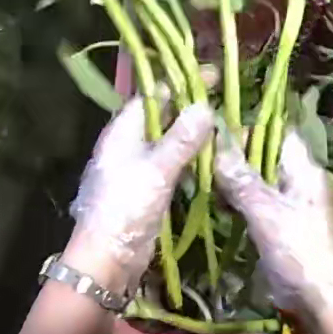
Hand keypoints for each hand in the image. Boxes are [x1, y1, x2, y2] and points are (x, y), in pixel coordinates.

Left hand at [64, 96, 213, 292]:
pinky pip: (171, 164)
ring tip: (225, 127)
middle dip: (191, 107)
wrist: (107, 258)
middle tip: (225, 101)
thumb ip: (181, 139)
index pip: (154, 95)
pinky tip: (210, 160)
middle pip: (162, 116)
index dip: (181, 82)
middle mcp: (129, 143)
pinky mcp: (147, 188)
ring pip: (169, 141)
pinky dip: (190, 159)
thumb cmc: (126, 207)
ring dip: (193, 135)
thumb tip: (205, 107)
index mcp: (123, 130)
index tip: (213, 75)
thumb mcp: (157, 169)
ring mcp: (137, 166)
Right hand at [213, 127, 332, 323]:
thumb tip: (217, 147)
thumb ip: (241, 180)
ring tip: (204, 179)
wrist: (320, 298)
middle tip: (203, 157)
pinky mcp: (278, 224)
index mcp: (303, 169)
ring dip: (232, 180)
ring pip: (256, 179)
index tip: (219, 130)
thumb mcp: (266, 212)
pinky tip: (216, 203)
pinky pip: (254, 202)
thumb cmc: (299, 250)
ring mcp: (288, 203)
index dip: (252, 127)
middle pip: (264, 155)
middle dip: (235, 155)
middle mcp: (297, 180)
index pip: (278, 132)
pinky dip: (236, 200)